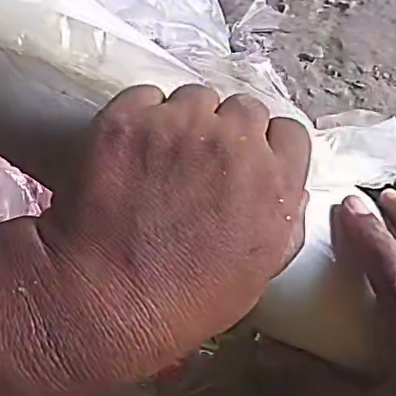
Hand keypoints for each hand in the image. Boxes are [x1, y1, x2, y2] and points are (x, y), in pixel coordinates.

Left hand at [0, 85, 308, 395]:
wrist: (105, 298)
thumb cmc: (183, 299)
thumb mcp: (260, 271)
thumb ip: (283, 218)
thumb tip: (285, 188)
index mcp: (275, 183)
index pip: (289, 132)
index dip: (266, 143)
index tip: (245, 155)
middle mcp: (234, 143)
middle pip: (243, 108)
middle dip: (225, 129)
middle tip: (197, 158)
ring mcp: (179, 125)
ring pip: (193, 98)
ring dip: (182, 120)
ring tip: (157, 156)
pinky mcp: (130, 118)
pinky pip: (145, 97)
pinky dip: (139, 118)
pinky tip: (127, 151)